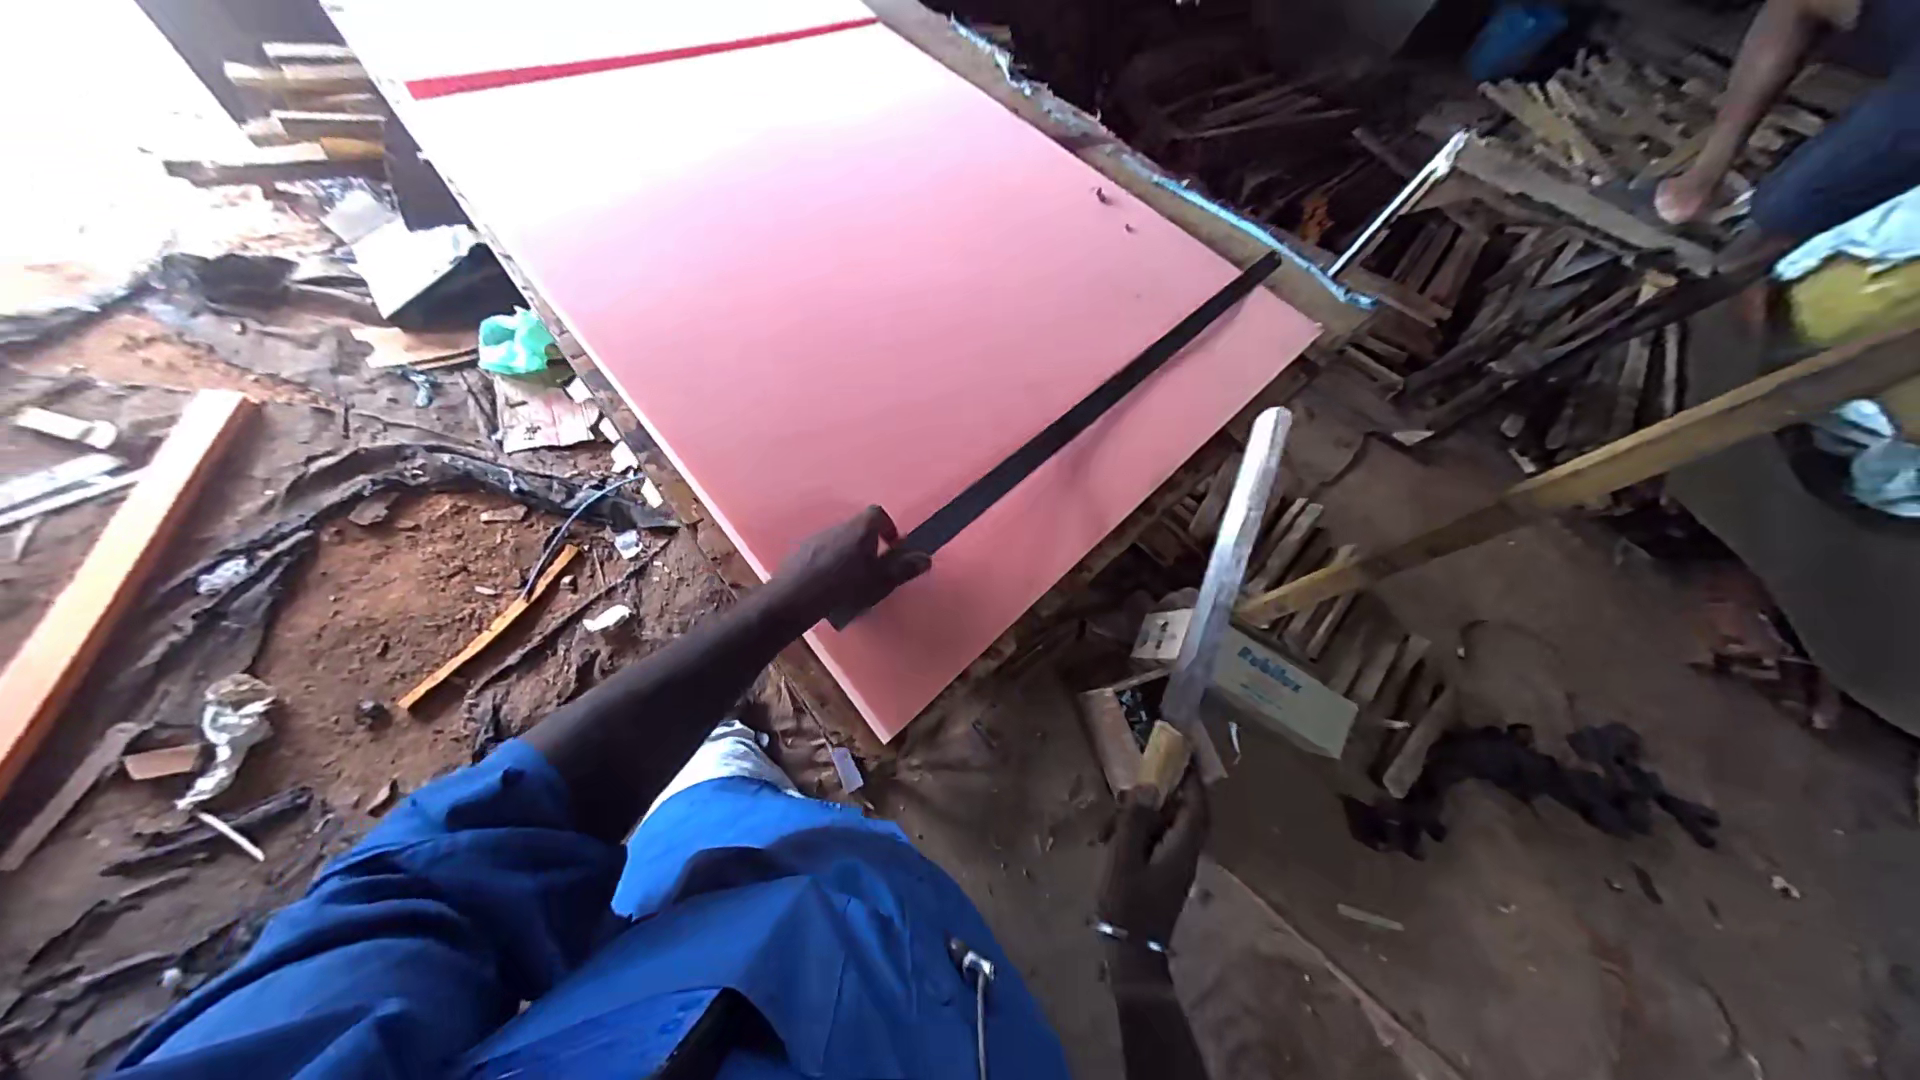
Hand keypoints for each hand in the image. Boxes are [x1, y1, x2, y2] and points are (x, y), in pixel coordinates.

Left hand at [773, 506, 931, 623]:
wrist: (795, 597)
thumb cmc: (844, 586)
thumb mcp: (879, 580)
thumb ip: (903, 568)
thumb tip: (926, 558)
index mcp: (860, 529)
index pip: (878, 513)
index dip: (888, 527)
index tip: (891, 546)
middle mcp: (839, 526)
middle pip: (859, 526)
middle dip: (869, 542)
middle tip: (874, 566)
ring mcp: (817, 537)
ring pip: (840, 538)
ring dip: (849, 551)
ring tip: (852, 577)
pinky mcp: (801, 550)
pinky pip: (822, 549)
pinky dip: (830, 560)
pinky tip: (829, 582)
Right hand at [1097, 771, 1208, 948]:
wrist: (1132, 954)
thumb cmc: (1127, 904)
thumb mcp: (1123, 858)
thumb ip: (1135, 821)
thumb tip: (1148, 786)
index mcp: (1181, 849)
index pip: (1197, 807)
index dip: (1193, 780)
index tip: (1185, 755)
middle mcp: (1185, 855)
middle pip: (1183, 814)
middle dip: (1163, 795)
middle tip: (1138, 781)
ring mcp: (1175, 866)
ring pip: (1166, 827)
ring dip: (1143, 817)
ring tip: (1111, 821)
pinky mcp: (1163, 874)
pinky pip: (1156, 842)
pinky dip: (1138, 834)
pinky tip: (1111, 839)